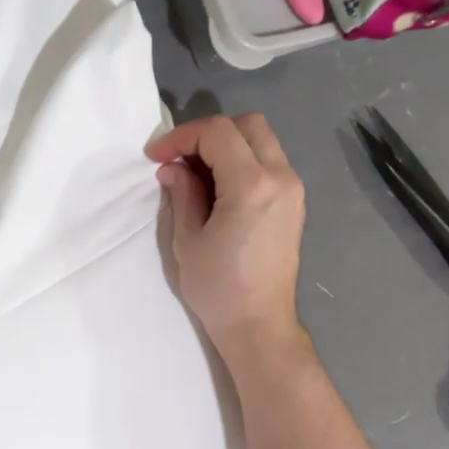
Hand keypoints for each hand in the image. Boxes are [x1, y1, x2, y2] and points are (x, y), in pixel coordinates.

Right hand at [146, 113, 307, 350]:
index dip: (182, 137)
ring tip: (195, 176)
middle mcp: (280, 176)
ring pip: (261, 140)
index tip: (156, 157)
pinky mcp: (293, 201)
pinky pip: (268, 162)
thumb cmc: (217, 289)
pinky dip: (241, 162)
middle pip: (247, 125)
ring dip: (226, 147)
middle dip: (207, 134)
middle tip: (177, 160)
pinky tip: (217, 189)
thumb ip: (182, 196)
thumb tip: (173, 170)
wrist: (258, 322)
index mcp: (251, 185)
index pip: (217, 134)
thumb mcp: (188, 242)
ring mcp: (292, 188)